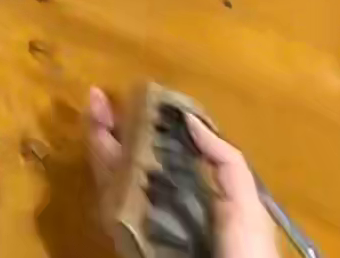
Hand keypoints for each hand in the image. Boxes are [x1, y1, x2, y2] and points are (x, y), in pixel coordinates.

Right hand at [87, 87, 279, 257]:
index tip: (136, 98)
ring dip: (100, 137)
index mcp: (195, 198)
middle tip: (97, 97)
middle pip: (132, 158)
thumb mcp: (246, 209)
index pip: (165, 155)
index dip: (150, 126)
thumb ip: (226, 163)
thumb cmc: (244, 256)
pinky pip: (107, 196)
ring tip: (93, 107)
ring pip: (114, 170)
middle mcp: (163, 205)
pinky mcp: (123, 235)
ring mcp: (140, 220)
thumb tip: (187, 116)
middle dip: (115, 127)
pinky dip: (98, 165)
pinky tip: (94, 138)